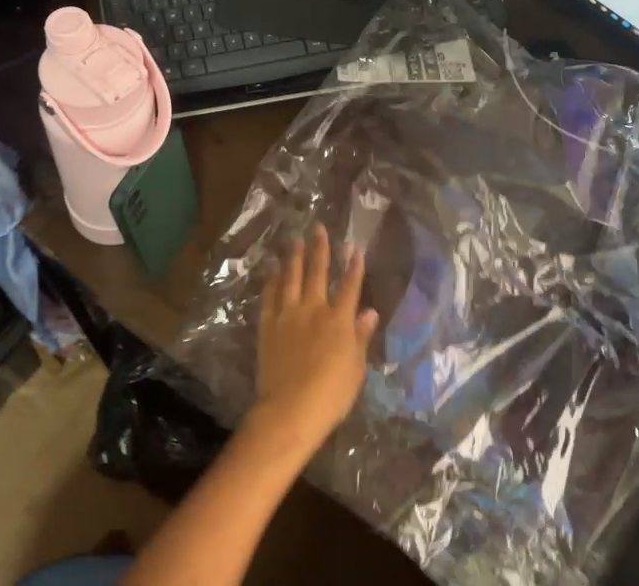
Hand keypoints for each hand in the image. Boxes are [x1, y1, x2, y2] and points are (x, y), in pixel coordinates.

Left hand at [251, 224, 378, 451]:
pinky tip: (272, 267)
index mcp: (339, 320)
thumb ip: (361, 336)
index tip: (355, 247)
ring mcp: (288, 315)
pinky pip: (269, 295)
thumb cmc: (331, 394)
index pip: (349, 286)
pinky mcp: (268, 325)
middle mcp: (314, 309)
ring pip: (291, 277)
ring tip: (293, 238)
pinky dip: (271, 279)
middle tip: (318, 228)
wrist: (290, 408)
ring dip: (293, 256)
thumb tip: (371, 312)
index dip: (354, 266)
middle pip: (317, 273)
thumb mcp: (355, 367)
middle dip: (320, 249)